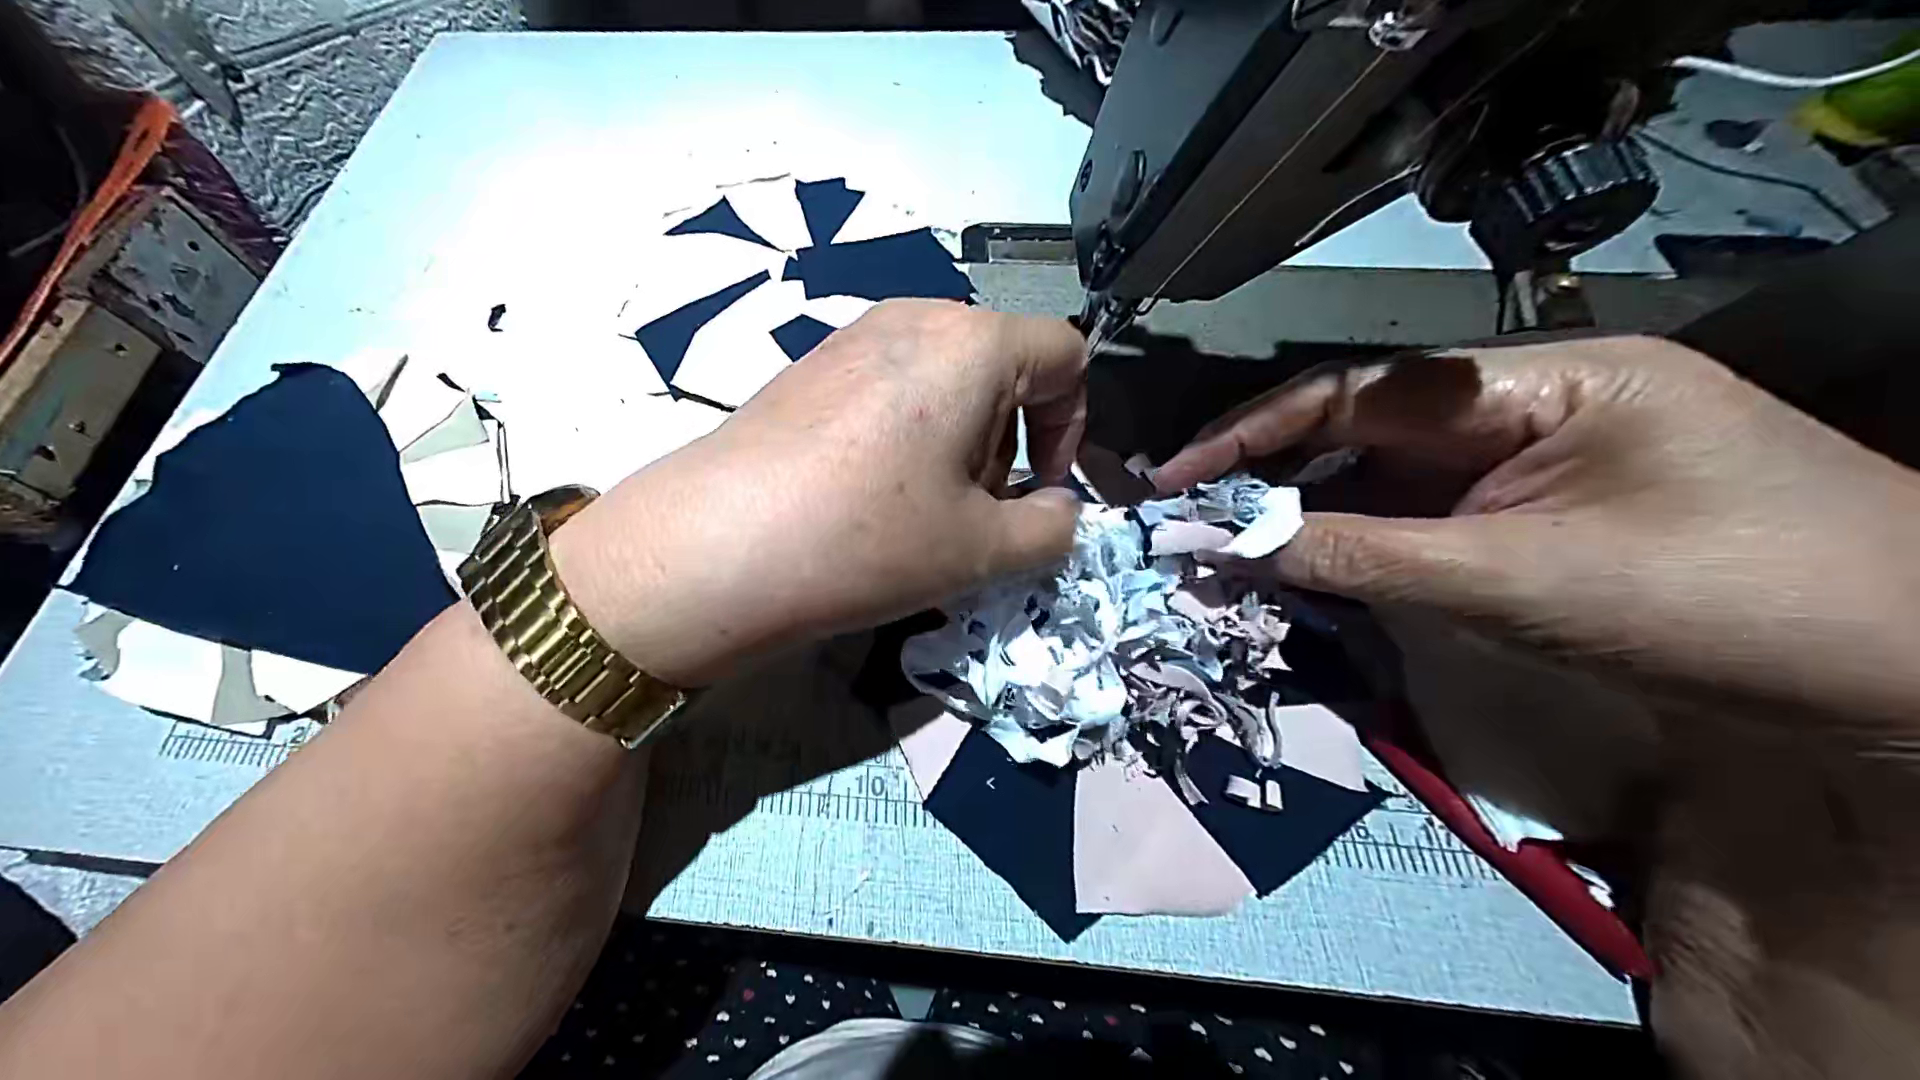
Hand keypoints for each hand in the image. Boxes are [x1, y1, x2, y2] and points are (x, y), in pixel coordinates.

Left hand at [550, 299, 1085, 685]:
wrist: (713, 546)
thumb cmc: (867, 539)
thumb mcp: (982, 549)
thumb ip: (1053, 527)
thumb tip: (1060, 509)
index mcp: (972, 343)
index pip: (1066, 355)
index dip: (1070, 427)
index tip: (1037, 490)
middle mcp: (916, 316)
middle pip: (1006, 367)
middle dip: (1010, 441)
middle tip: (972, 510)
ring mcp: (856, 334)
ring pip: (950, 379)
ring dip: (962, 442)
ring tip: (918, 507)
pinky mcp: (814, 364)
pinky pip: (897, 385)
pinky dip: (912, 434)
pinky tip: (870, 492)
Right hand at [1154, 335, 1919, 732]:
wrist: (1911, 692)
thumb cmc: (1726, 605)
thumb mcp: (1515, 578)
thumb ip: (1358, 556)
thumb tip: (1230, 545)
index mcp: (1531, 383)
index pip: (1353, 393)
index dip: (1250, 432)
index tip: (1175, 476)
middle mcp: (1512, 411)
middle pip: (1352, 434)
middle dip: (1261, 477)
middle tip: (1184, 520)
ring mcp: (1512, 471)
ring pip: (1372, 484)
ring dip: (1296, 519)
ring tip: (1222, 548)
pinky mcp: (1513, 524)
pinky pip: (1403, 525)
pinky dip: (1343, 549)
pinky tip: (1294, 570)